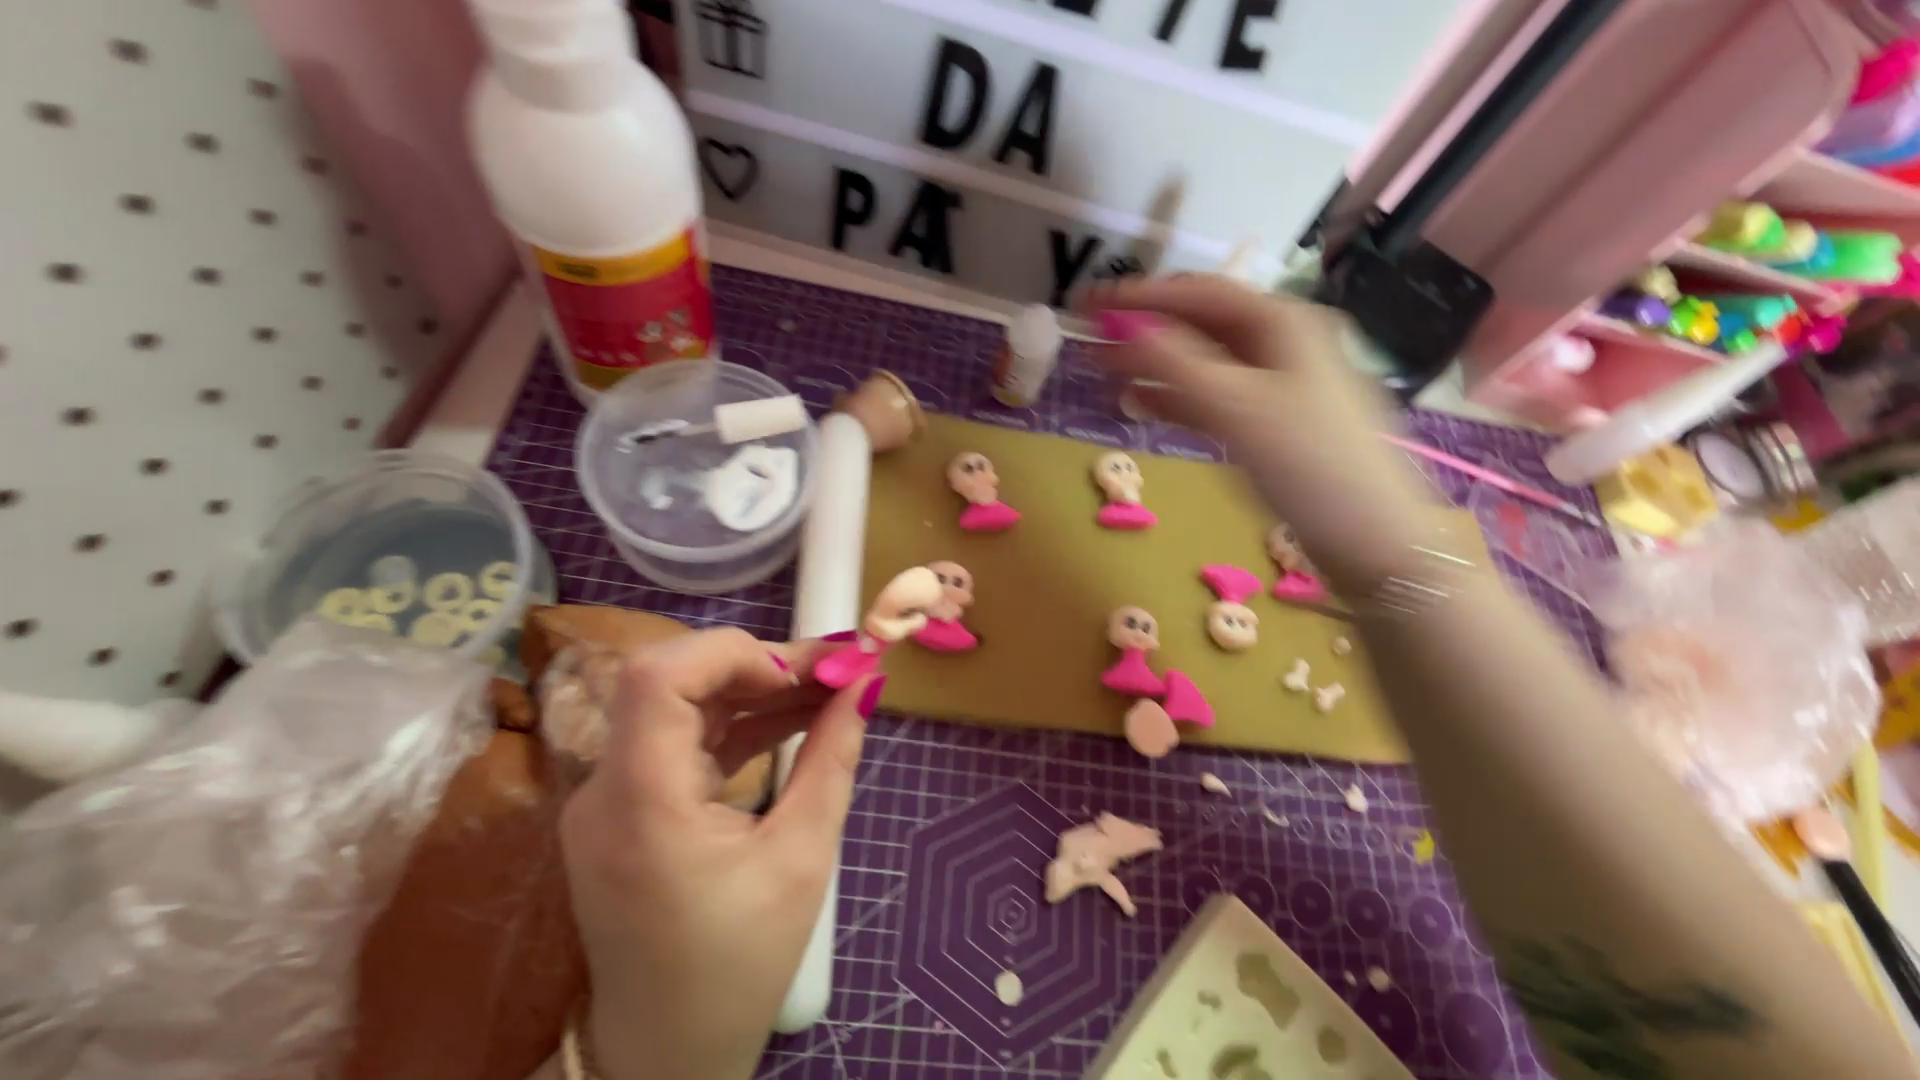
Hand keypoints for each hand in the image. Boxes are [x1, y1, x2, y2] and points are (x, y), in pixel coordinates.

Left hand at [559, 628, 880, 1079]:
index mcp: (641, 804)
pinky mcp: (625, 807)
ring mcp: (608, 796)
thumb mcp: (801, 859)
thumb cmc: (739, 967)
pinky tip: (795, 718)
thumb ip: (832, 760)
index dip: (736, 653)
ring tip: (831, 686)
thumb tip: (867, 684)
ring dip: (755, 689)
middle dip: (759, 663)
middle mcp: (606, 787)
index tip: (809, 672)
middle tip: (836, 667)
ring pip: (680, 705)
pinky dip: (738, 724)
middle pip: (671, 681)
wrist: (667, 1050)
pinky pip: (681, 743)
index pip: (659, 677)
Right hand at [1089, 276, 1438, 591]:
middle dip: (1145, 328)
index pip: (1199, 293)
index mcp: (1281, 322)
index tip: (1088, 303)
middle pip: (1200, 323)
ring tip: (1105, 374)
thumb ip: (1175, 365)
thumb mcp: (1237, 407)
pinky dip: (1177, 399)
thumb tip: (1124, 329)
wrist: (1372, 537)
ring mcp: (1278, 384)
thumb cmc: (1309, 463)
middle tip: (1091, 340)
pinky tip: (1142, 407)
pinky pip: (1213, 398)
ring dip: (1155, 365)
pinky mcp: (1272, 423)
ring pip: (1204, 362)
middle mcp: (1281, 342)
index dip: (1139, 294)